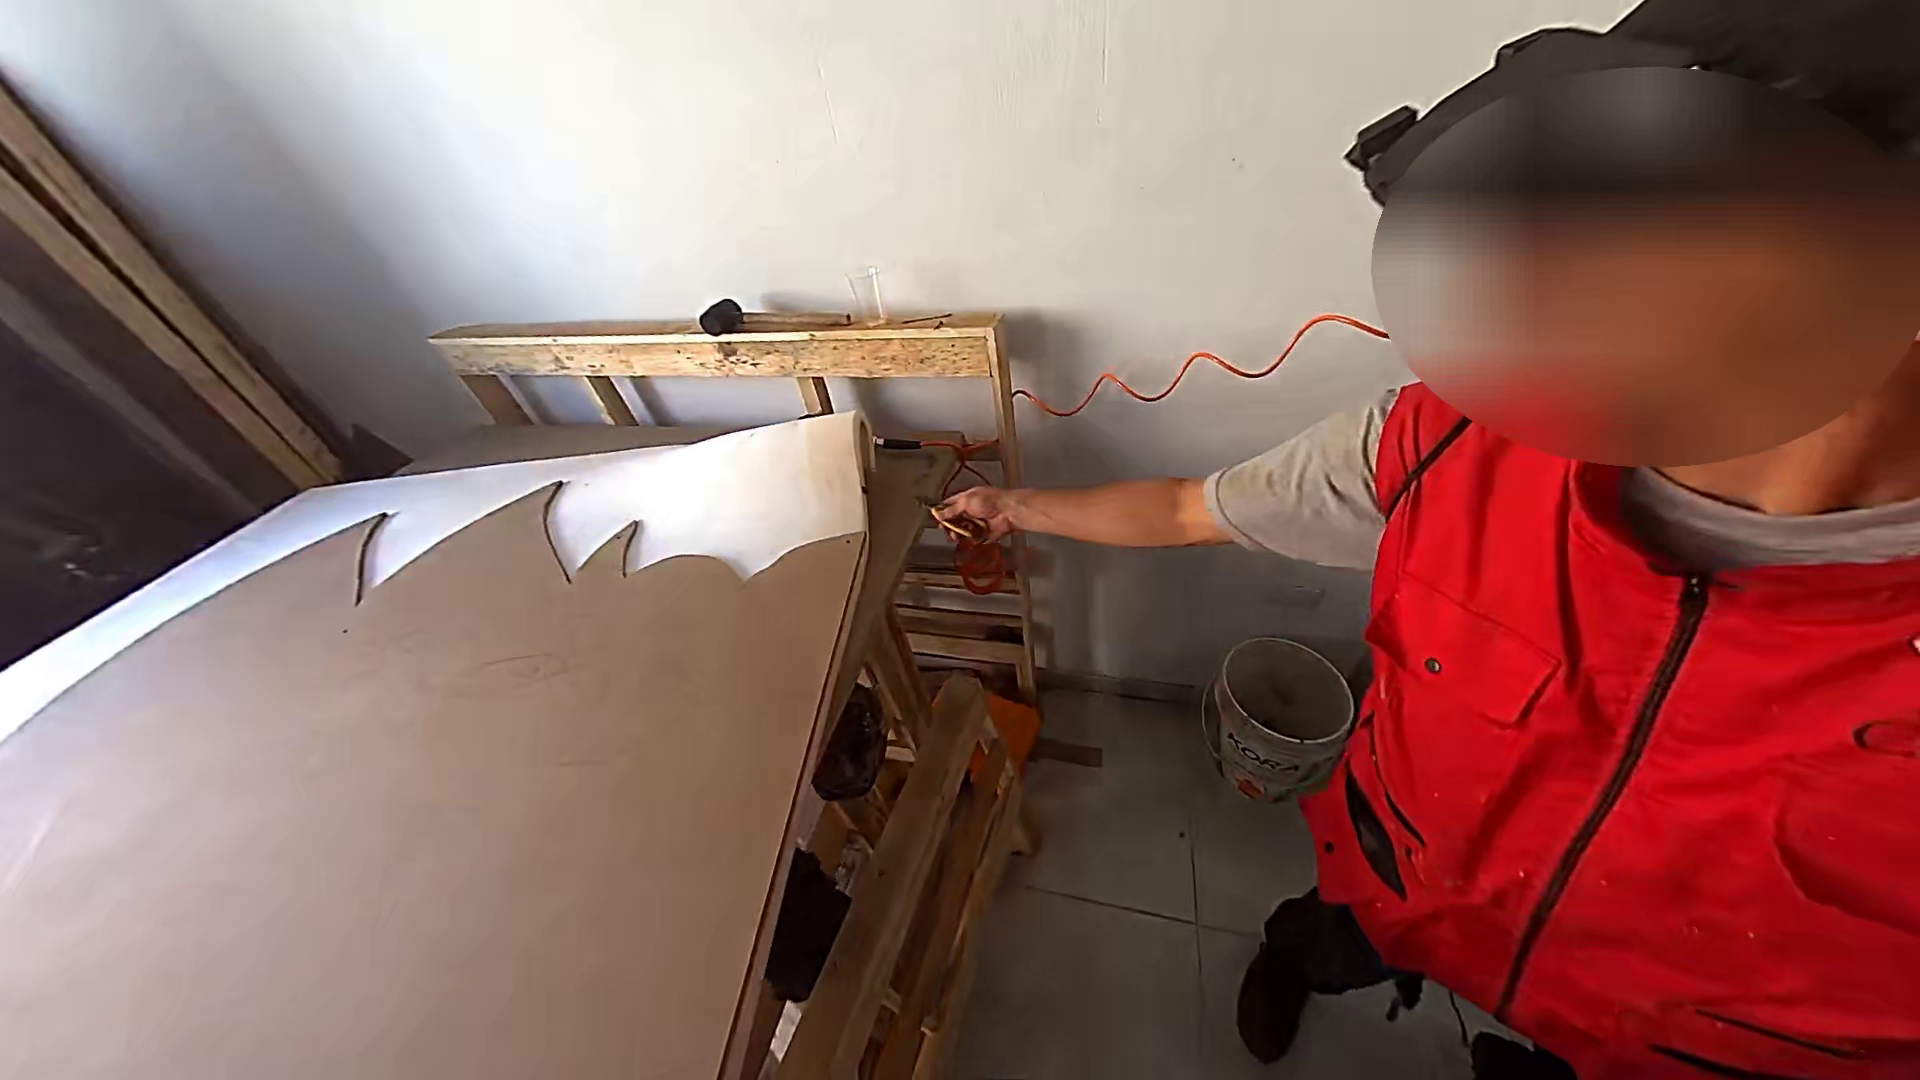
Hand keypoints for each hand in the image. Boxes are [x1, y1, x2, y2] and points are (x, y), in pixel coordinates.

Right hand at [935, 485, 1022, 541]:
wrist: (1008, 512)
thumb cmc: (989, 501)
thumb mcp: (966, 501)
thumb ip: (951, 509)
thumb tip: (938, 514)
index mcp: (966, 499)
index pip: (950, 505)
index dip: (942, 511)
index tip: (936, 519)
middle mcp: (970, 510)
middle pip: (954, 519)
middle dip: (948, 525)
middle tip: (945, 530)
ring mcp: (976, 522)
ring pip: (961, 530)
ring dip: (956, 533)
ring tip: (955, 536)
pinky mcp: (982, 533)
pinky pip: (971, 538)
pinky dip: (966, 540)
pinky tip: (964, 540)